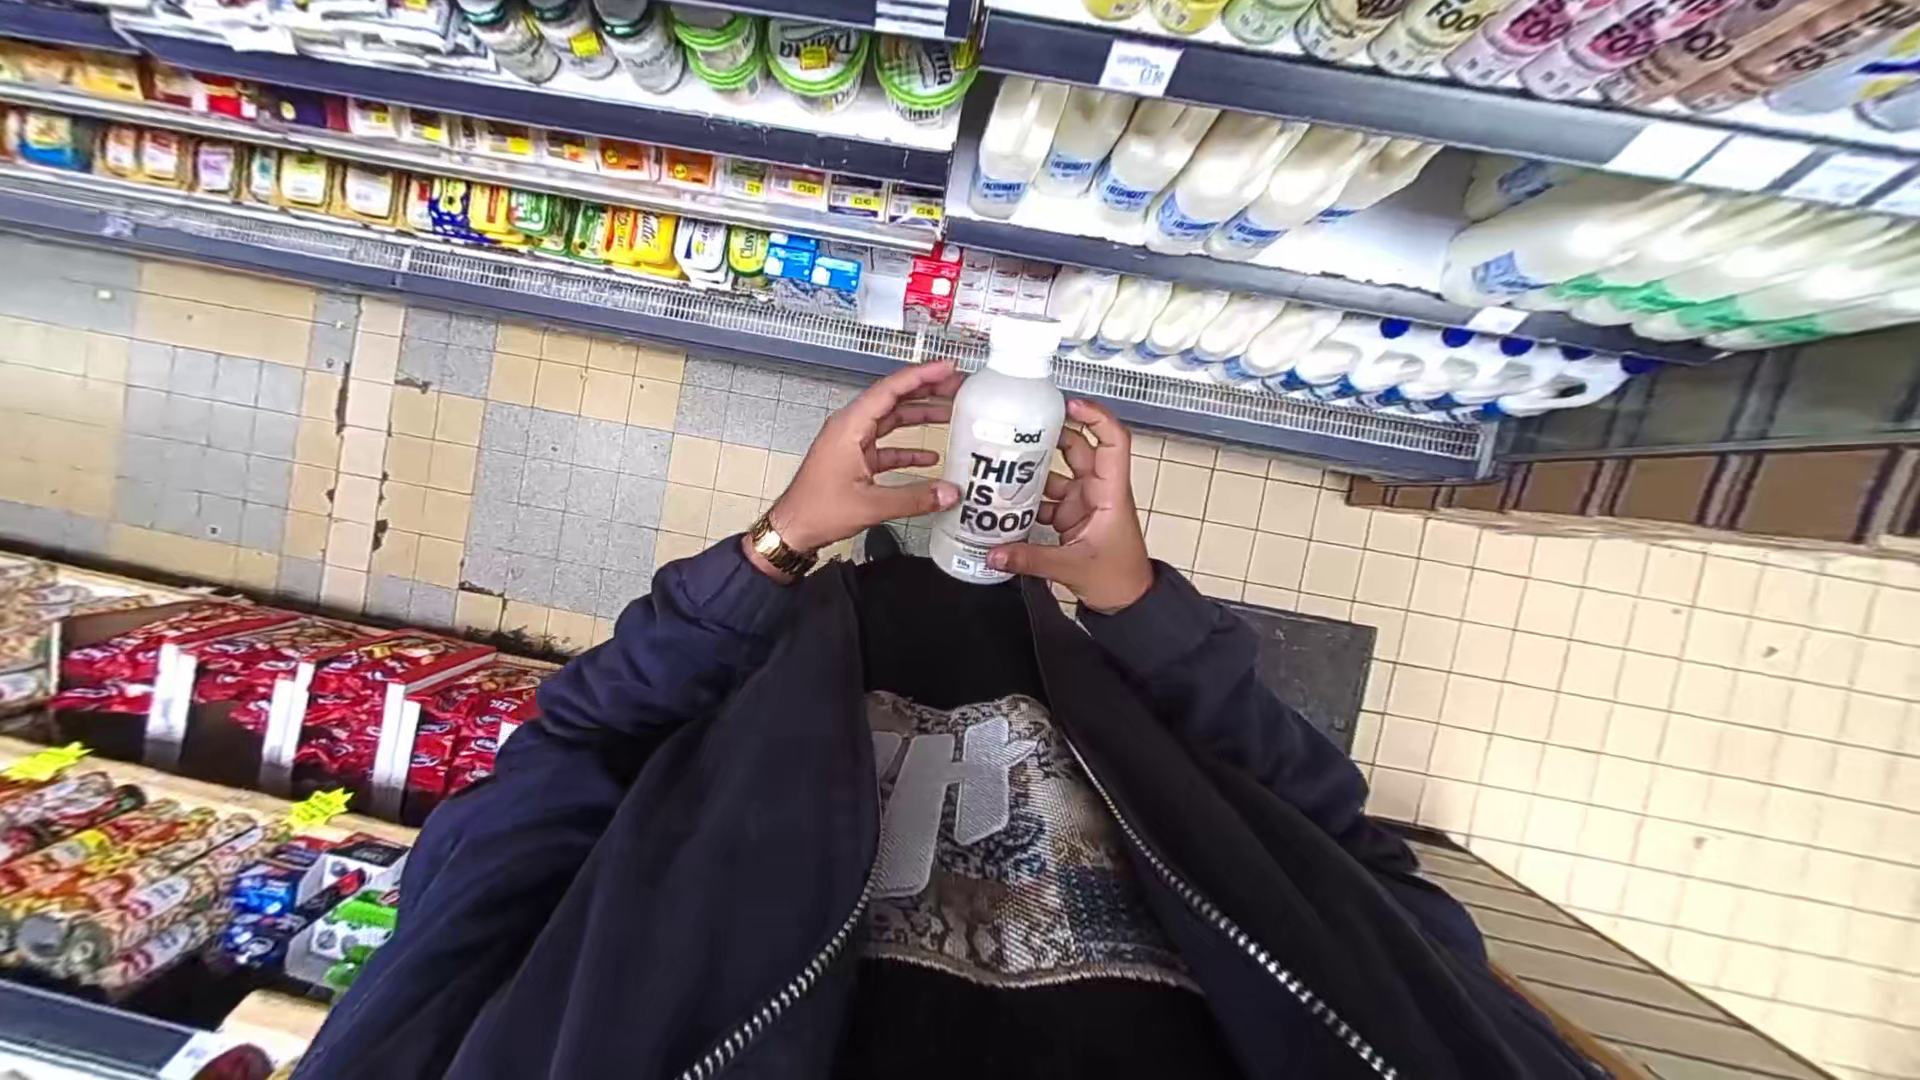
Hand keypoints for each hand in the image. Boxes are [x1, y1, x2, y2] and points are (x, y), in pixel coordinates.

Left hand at [765, 360, 963, 553]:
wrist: (793, 529)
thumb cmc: (817, 510)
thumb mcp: (871, 505)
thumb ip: (915, 498)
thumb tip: (948, 493)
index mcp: (850, 426)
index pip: (890, 389)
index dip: (921, 376)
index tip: (946, 368)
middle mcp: (851, 428)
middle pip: (894, 399)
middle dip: (926, 391)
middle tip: (956, 386)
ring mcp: (852, 443)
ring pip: (892, 421)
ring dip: (920, 416)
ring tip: (950, 413)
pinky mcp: (855, 460)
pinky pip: (887, 446)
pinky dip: (909, 448)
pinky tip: (930, 456)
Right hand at [987, 399, 1152, 612]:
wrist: (1127, 602)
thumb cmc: (1119, 579)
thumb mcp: (1073, 567)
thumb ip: (1029, 559)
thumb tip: (994, 553)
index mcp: (1110, 493)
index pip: (1112, 441)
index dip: (1095, 417)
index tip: (1070, 405)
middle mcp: (1097, 491)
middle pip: (1077, 450)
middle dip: (1050, 436)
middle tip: (1020, 428)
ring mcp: (1083, 503)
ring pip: (1057, 474)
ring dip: (1033, 470)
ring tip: (1002, 464)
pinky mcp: (1071, 518)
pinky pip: (1046, 499)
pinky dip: (1028, 498)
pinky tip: (1006, 500)